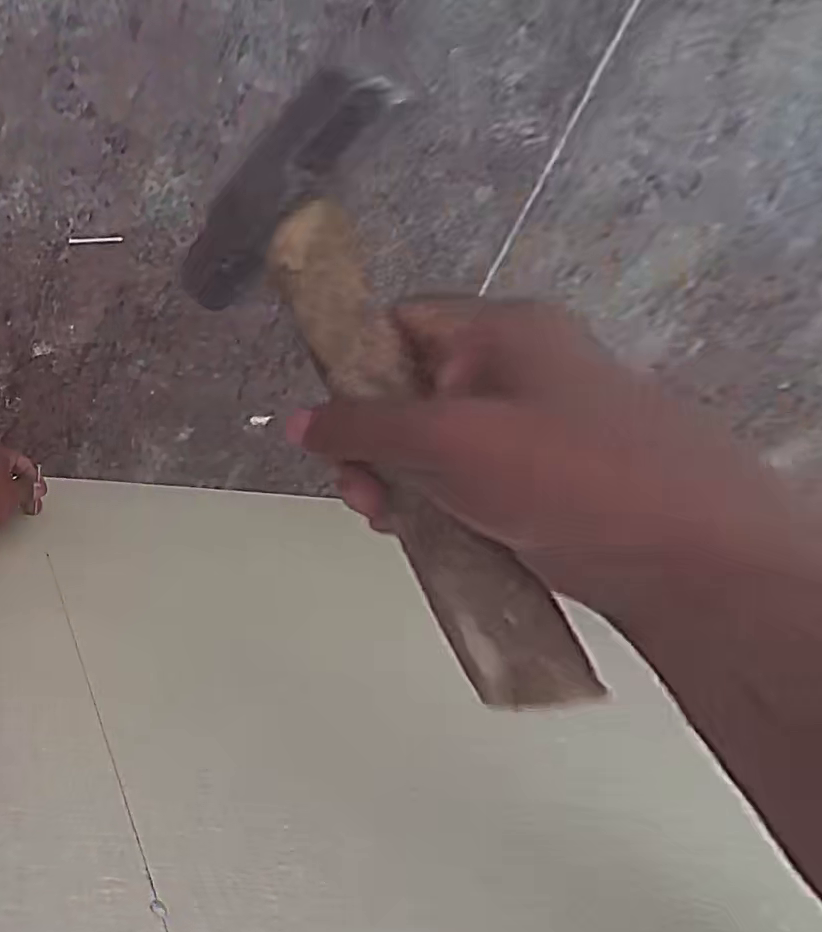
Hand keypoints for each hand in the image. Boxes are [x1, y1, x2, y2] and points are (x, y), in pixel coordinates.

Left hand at [0, 442, 46, 544]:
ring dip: (3, 491)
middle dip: (19, 485)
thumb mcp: (15, 496)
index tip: (37, 492)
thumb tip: (35, 487)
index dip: (33, 478)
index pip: (21, 460)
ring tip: (11, 509)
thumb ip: (29, 488)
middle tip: (28, 501)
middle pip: (5, 468)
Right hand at [284, 297, 810, 617]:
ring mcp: (507, 423)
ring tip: (384, 511)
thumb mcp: (444, 440)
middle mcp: (501, 369)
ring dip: (380, 475)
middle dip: (361, 440)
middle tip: (358, 482)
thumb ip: (358, 427)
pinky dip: (409, 495)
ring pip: (406, 439)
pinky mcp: (510, 470)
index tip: (326, 413)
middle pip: (390, 390)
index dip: (351, 361)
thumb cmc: (568, 475)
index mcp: (498, 334)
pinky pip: (433, 472)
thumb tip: (294, 422)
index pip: (395, 324)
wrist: (685, 558)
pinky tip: (408, 521)